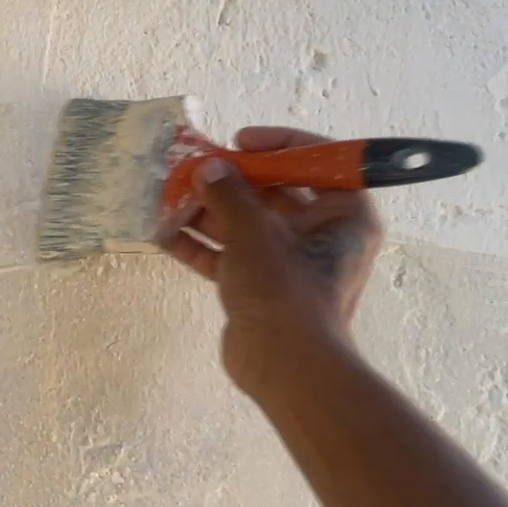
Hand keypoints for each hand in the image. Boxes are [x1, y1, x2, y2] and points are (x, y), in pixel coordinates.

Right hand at [158, 126, 382, 397]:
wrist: (284, 365)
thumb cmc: (285, 293)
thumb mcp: (255, 235)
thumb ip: (229, 197)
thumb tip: (209, 169)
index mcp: (343, 216)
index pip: (321, 162)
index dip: (281, 145)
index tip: (240, 140)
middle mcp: (319, 235)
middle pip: (272, 194)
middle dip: (229, 182)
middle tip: (193, 169)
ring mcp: (284, 262)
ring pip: (242, 225)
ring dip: (205, 212)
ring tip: (168, 198)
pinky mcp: (255, 286)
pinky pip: (225, 255)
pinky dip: (197, 245)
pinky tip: (164, 234)